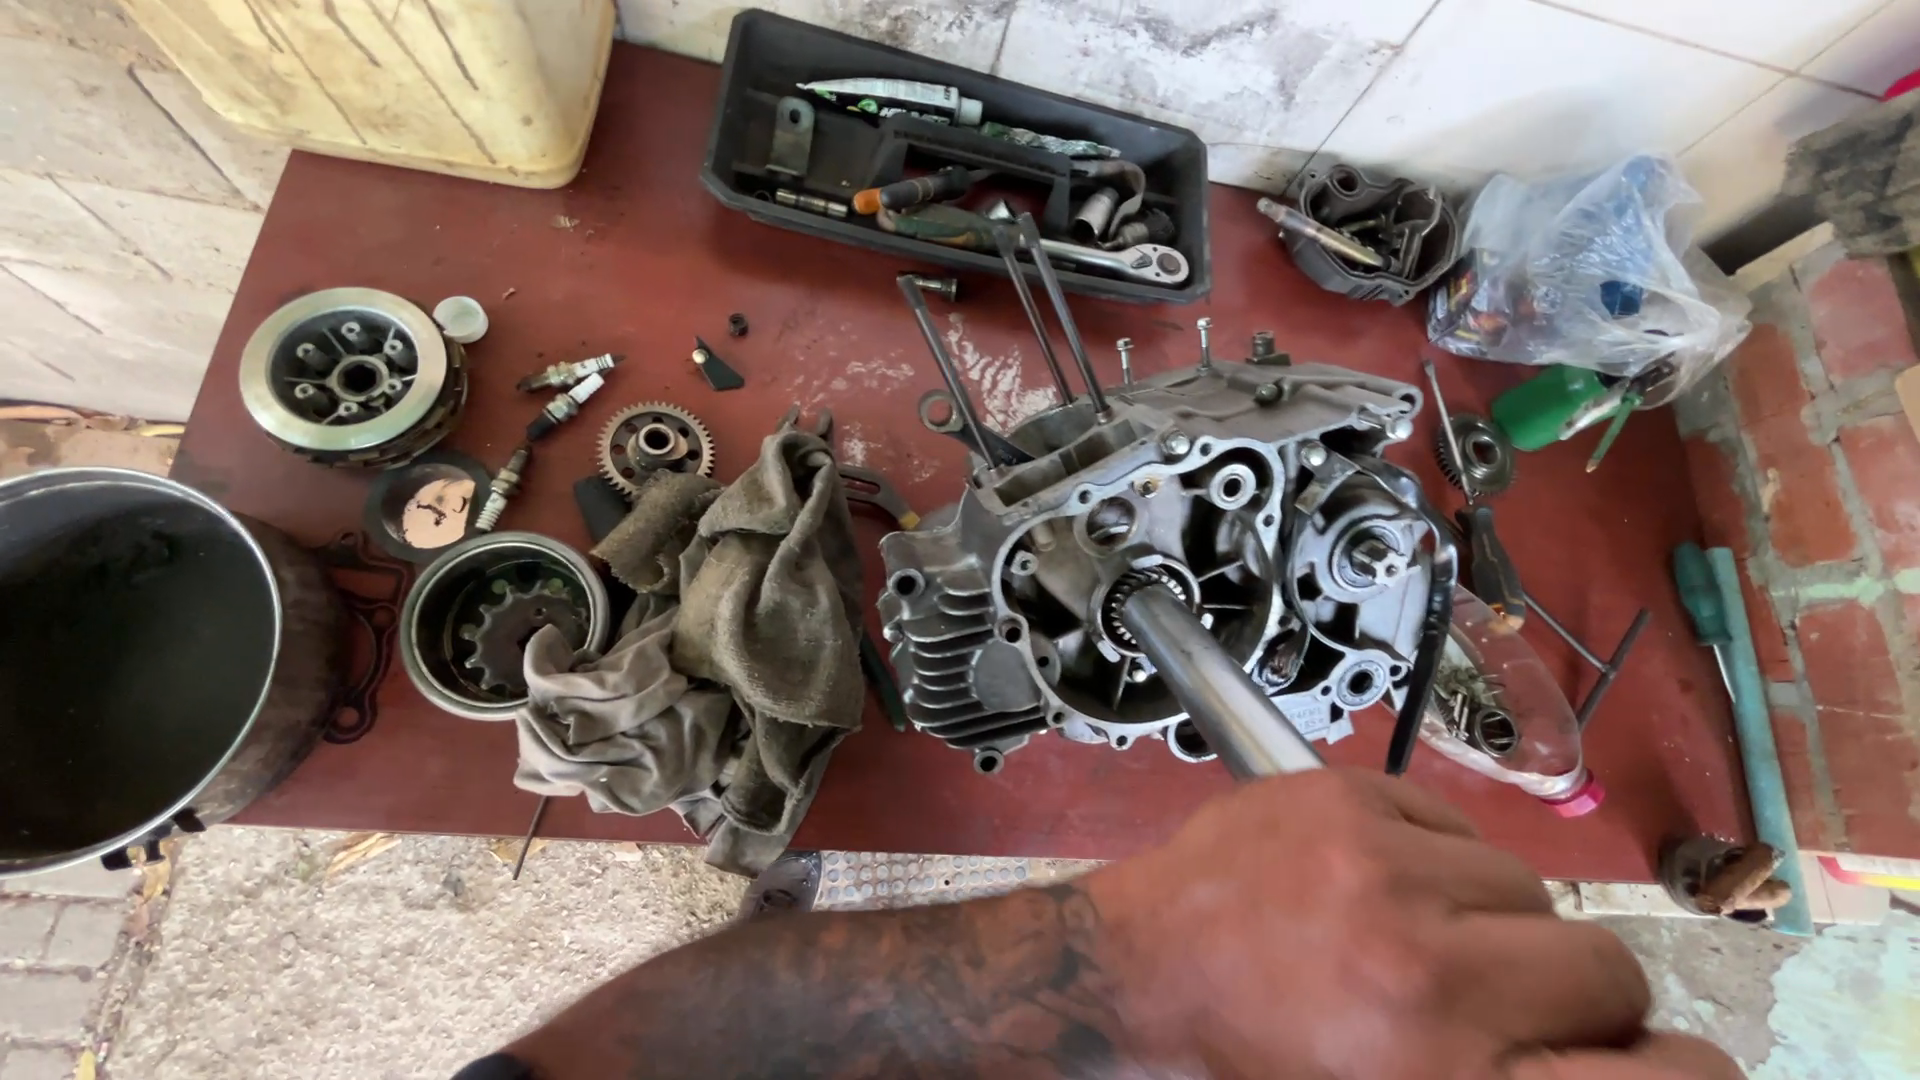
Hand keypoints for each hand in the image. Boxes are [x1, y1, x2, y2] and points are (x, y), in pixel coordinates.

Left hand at [1082, 769, 1741, 1078]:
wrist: (1138, 967)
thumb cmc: (1254, 1057)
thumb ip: (1504, 1078)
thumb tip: (1613, 1057)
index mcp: (1446, 1076)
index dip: (1680, 1070)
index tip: (1652, 1057)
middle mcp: (1424, 966)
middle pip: (1604, 965)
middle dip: (1561, 982)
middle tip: (1486, 984)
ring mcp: (1377, 865)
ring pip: (1523, 879)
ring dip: (1487, 908)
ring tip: (1410, 924)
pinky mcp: (1338, 796)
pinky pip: (1448, 818)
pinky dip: (1431, 848)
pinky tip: (1371, 873)